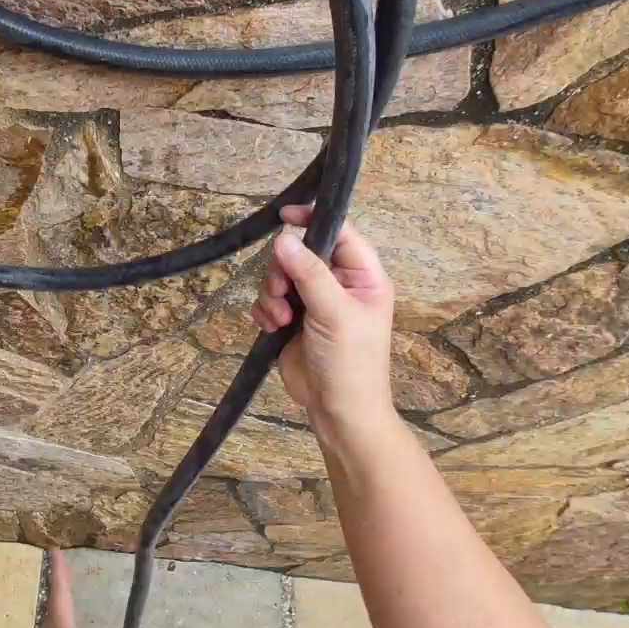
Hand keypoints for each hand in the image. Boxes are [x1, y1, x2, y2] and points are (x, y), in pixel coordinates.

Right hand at [252, 205, 395, 436]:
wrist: (338, 411)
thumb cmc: (351, 362)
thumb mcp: (334, 312)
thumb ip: (309, 272)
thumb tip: (283, 238)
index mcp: (363, 276)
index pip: (339, 232)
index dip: (313, 220)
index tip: (284, 216)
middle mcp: (338, 284)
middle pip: (300, 252)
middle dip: (283, 270)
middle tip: (282, 292)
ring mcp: (313, 302)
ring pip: (279, 275)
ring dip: (271, 294)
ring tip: (279, 318)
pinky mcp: (291, 320)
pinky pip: (268, 299)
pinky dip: (265, 310)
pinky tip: (271, 328)